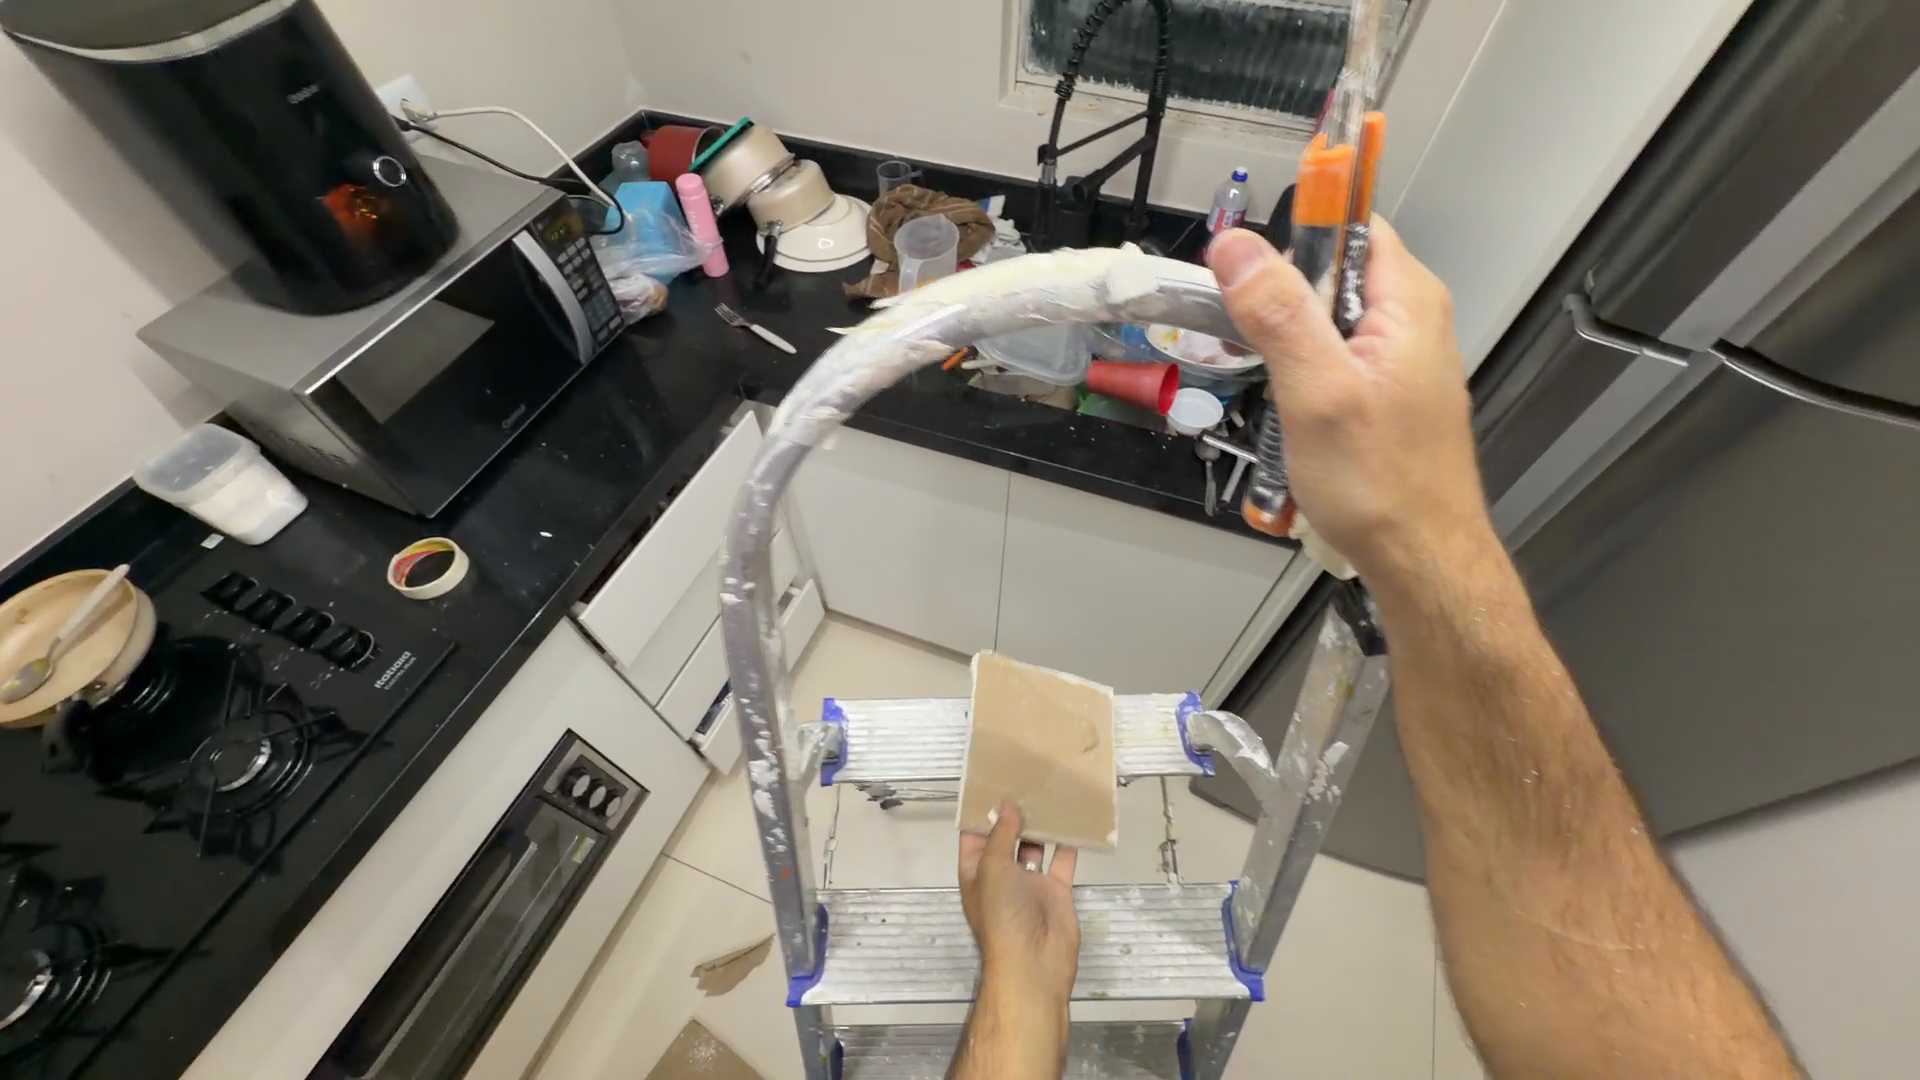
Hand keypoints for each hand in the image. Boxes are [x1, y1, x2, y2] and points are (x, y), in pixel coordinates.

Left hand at [958, 803, 1080, 1004]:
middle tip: (1025, 780)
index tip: (991, 784)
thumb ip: (1000, 836)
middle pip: (1005, 839)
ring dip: (1039, 825)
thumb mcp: (992, 870)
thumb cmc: (1002, 916)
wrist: (1035, 964)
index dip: (981, 813)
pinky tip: (1073, 819)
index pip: (974, 837)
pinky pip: (1062, 861)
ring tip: (1047, 792)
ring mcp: (1029, 883)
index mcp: (976, 872)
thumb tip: (1006, 806)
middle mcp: (1001, 875)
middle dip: (1014, 814)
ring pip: (1034, 846)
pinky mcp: (1056, 890)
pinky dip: (1067, 842)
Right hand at [1207, 222, 1492, 586]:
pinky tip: (1280, 409)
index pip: (1351, 228)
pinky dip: (1296, 375)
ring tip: (1255, 380)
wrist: (1418, 558)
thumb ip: (1279, 315)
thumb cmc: (1373, 480)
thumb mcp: (1317, 392)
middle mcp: (1410, 321)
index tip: (1240, 275)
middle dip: (1276, 299)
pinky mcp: (1383, 396)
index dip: (1292, 237)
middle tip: (1236, 338)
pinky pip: (1331, 362)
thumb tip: (1234, 246)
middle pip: (1331, 276)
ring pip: (1325, 324)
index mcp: (1407, 301)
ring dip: (1281, 344)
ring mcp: (1397, 362)